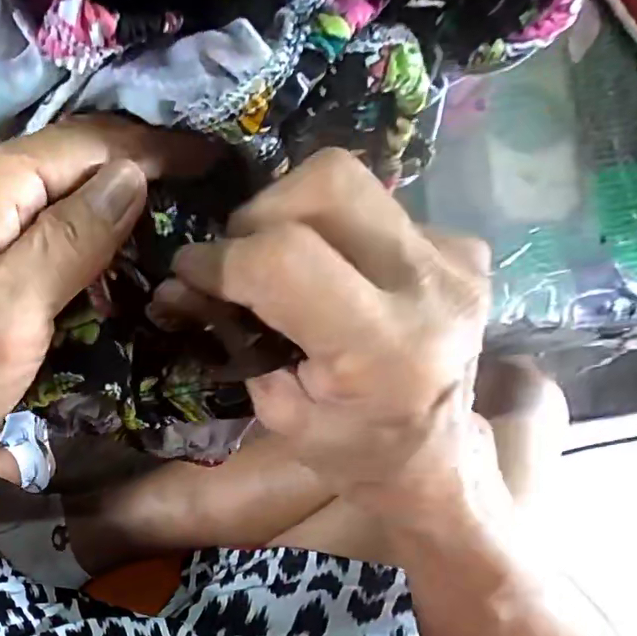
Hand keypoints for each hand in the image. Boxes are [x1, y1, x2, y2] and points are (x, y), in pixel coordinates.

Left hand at [0, 118, 214, 584]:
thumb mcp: (9, 310)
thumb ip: (71, 237)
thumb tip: (134, 173)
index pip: (83, 144)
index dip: (153, 149)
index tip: (216, 162)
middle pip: (69, 167)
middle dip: (137, 176)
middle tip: (204, 198)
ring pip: (57, 208)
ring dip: (113, 217)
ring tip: (174, 232)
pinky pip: (40, 247)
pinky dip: (83, 253)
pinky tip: (116, 270)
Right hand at [168, 149, 492, 522]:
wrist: (437, 454)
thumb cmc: (351, 452)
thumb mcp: (278, 412)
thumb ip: (232, 343)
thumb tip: (175, 286)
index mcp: (384, 350)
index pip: (287, 262)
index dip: (221, 259)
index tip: (187, 273)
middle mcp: (429, 287)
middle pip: (325, 186)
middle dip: (256, 216)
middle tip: (237, 262)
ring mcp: (453, 256)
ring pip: (346, 180)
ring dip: (287, 212)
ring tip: (275, 263)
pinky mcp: (460, 243)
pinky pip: (372, 205)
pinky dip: (327, 231)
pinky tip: (329, 274)